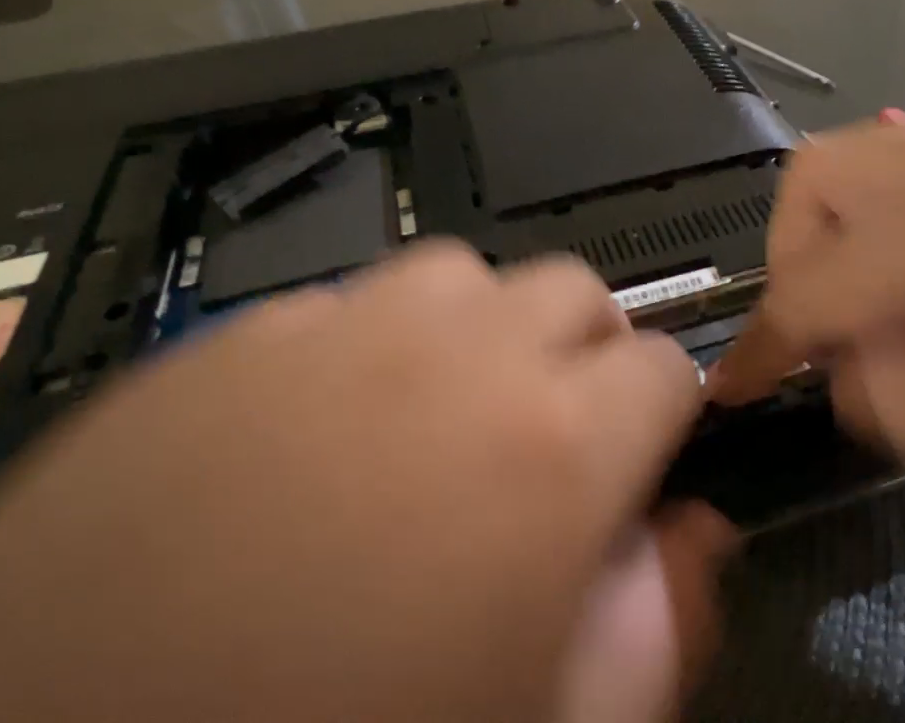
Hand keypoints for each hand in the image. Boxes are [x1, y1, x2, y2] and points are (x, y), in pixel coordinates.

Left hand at [0, 244, 725, 722]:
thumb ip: (656, 630)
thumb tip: (691, 536)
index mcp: (548, 449)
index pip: (669, 369)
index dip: (671, 419)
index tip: (643, 470)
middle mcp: (448, 358)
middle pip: (573, 291)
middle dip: (588, 357)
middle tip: (550, 446)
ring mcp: (323, 338)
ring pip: (456, 276)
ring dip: (479, 334)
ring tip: (439, 423)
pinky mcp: (213, 353)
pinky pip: (333, 309)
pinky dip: (364, 350)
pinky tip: (312, 442)